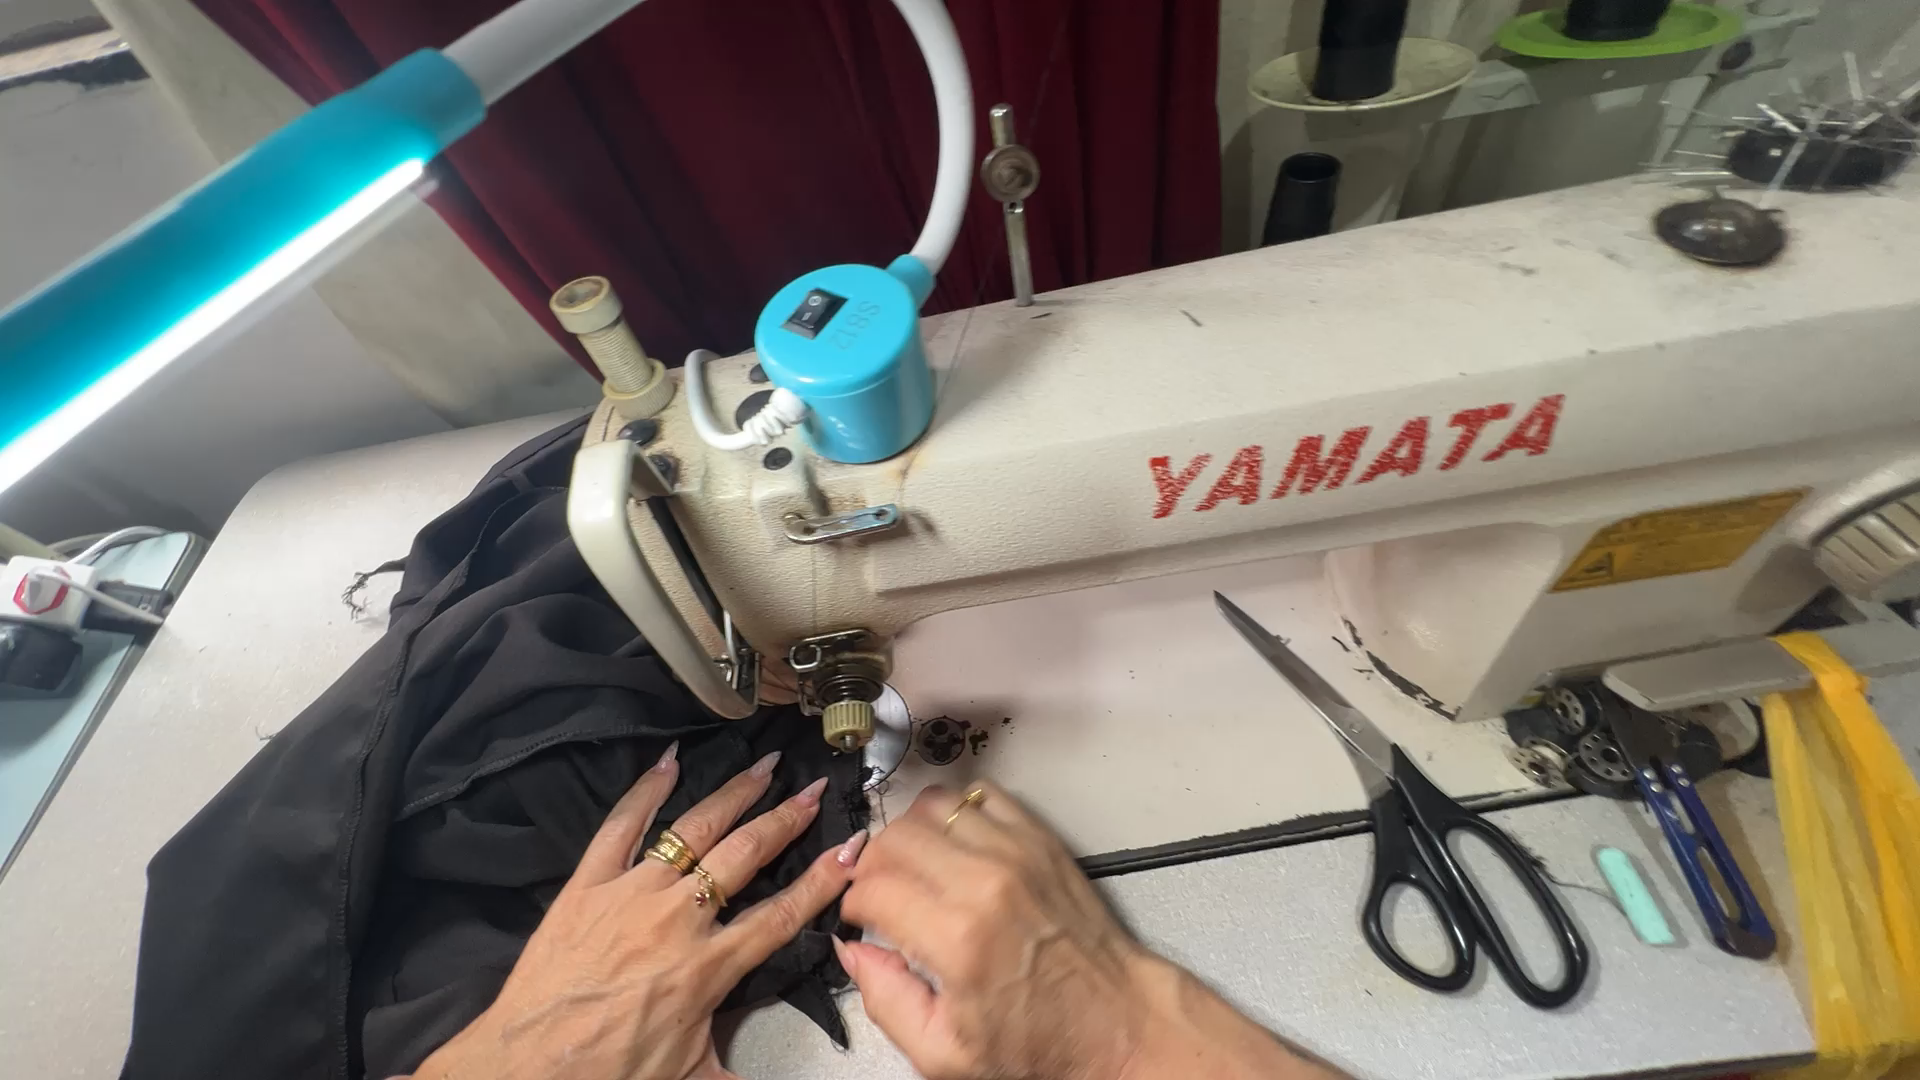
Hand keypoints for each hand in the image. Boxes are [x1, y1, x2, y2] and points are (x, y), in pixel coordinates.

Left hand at [414, 745, 866, 1079]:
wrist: (516, 1075)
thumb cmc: (606, 1078)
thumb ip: (736, 1073)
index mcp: (708, 967)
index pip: (781, 914)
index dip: (822, 880)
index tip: (850, 847)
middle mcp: (679, 918)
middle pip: (745, 855)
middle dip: (786, 819)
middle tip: (814, 789)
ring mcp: (633, 893)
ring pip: (695, 829)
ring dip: (735, 794)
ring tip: (764, 767)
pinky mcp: (589, 884)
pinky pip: (621, 827)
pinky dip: (646, 790)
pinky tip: (669, 759)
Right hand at [836, 783, 1152, 1079]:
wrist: (1115, 1019)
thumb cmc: (1038, 1040)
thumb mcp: (945, 1052)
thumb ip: (885, 999)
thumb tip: (852, 949)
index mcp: (958, 939)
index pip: (874, 888)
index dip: (853, 901)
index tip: (860, 914)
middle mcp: (984, 881)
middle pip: (895, 837)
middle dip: (873, 862)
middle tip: (879, 888)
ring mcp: (1015, 849)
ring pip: (932, 805)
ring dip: (910, 832)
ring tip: (914, 863)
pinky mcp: (1038, 835)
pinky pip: (978, 794)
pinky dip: (955, 810)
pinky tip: (954, 841)